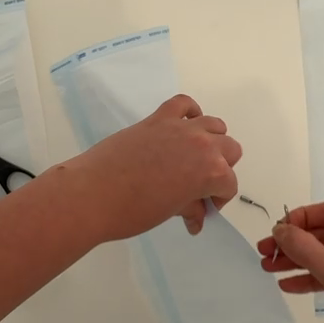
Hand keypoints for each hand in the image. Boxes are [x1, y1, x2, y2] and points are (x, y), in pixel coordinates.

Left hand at [66, 95, 241, 239]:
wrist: (93, 193)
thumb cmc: (135, 211)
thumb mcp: (170, 213)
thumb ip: (190, 208)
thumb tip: (196, 219)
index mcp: (211, 171)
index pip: (228, 184)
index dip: (218, 199)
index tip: (203, 209)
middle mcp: (203, 144)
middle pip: (230, 150)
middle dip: (220, 169)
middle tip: (199, 185)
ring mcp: (180, 127)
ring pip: (214, 124)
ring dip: (210, 140)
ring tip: (192, 157)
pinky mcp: (158, 118)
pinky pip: (184, 104)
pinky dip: (189, 112)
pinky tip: (182, 127)